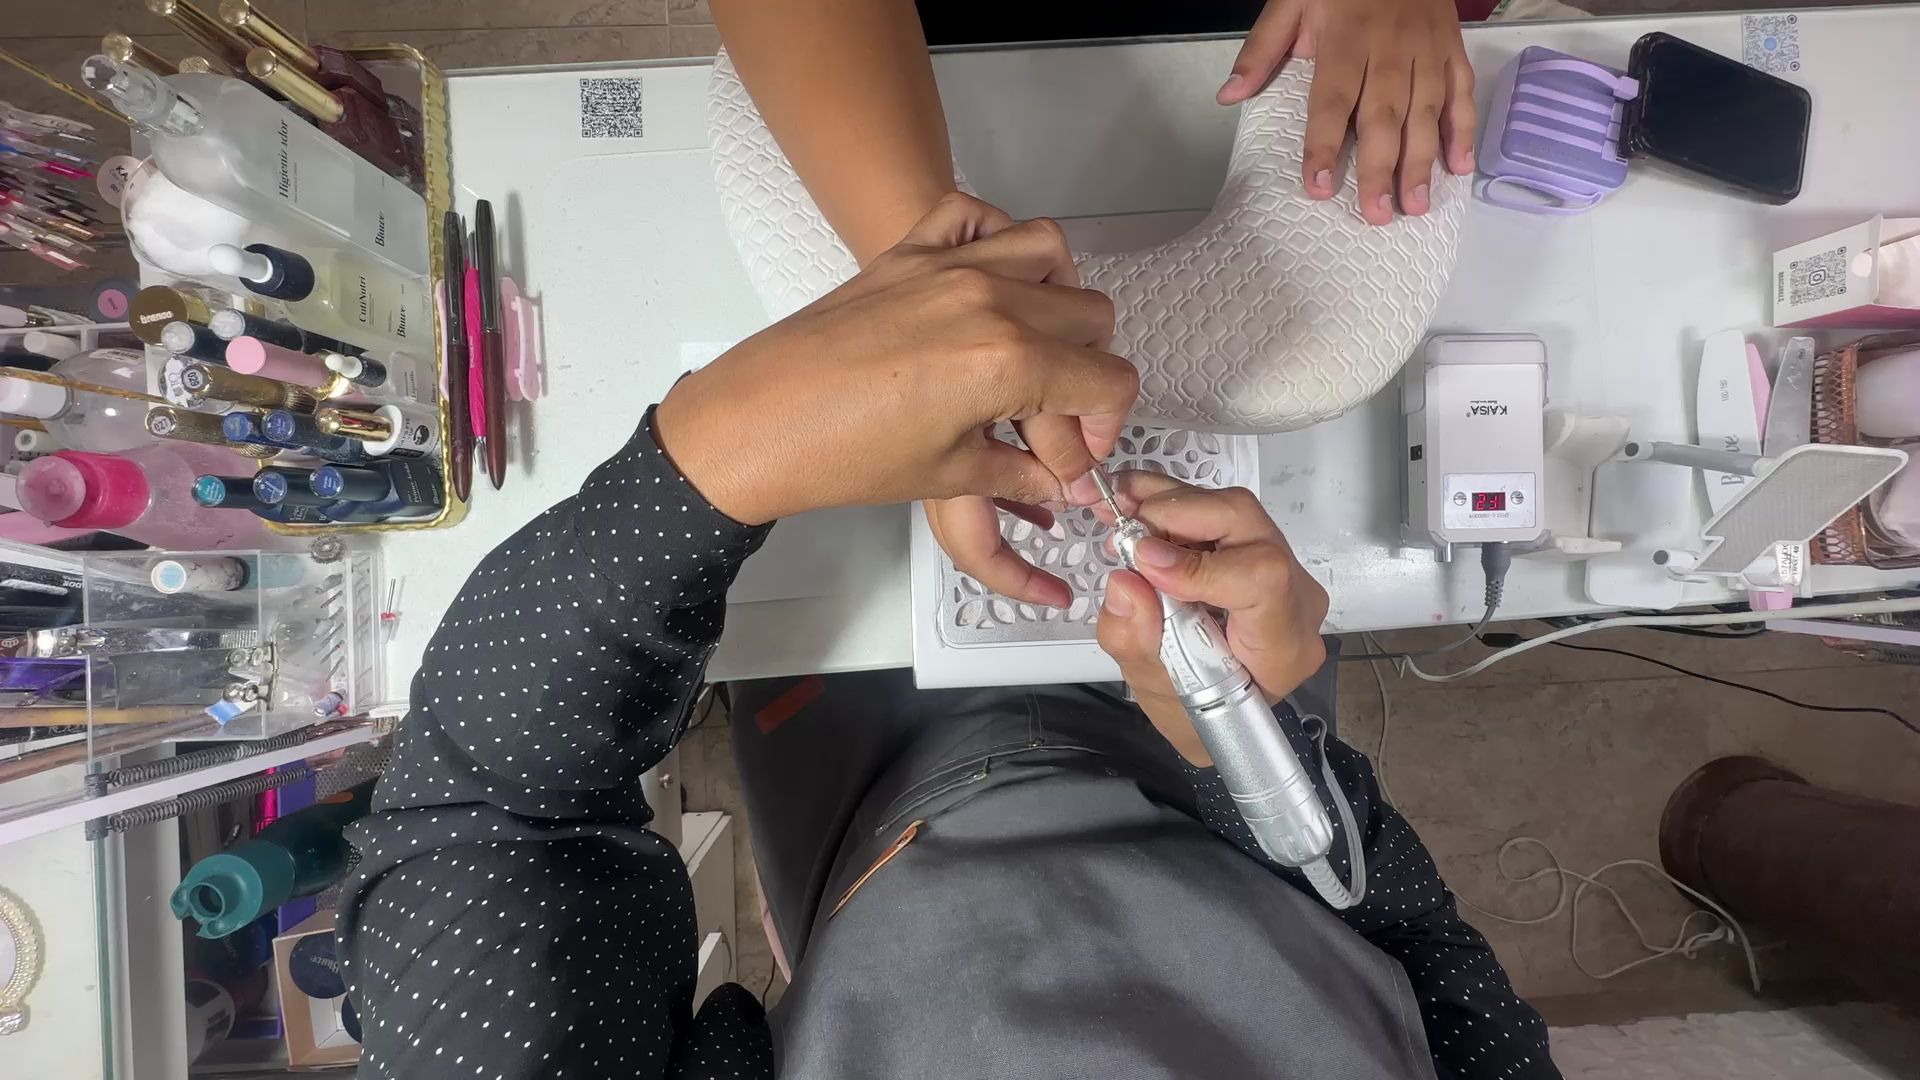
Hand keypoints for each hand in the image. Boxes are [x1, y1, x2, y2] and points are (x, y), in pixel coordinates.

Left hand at [656, 193, 1135, 526]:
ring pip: (1053, 251)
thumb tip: (1062, 484)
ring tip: (1033, 348)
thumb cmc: (846, 456)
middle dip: (1088, 374)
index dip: (1107, 428)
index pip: (1108, 382)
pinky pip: (977, 214)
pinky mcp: (911, 250)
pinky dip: (999, 240)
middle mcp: (990, 298)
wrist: (760, 422)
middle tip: (1052, 417)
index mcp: (1007, 361)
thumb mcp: (948, 475)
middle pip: (1093, 318)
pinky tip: (988, 286)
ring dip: (1060, 300)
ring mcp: (950, 263)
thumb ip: (1023, 473)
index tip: (1080, 456)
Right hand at [1093, 472, 1329, 765]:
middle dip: (1178, 515)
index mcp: (1281, 646)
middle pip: (1247, 525)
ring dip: (1168, 501)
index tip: (1141, 561)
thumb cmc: (1192, 709)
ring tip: (1118, 508)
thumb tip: (1125, 580)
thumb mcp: (1153, 687)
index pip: (1261, 579)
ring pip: (1231, 508)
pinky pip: (1218, 509)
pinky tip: (1133, 502)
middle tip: (1124, 528)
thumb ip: (1136, 638)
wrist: (1214, 708)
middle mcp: (1293, 598)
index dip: (1199, 563)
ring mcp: (1279, 566)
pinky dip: (1170, 500)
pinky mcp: (1254, 547)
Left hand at [1217, 0, 1475, 225]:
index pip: (1331, 104)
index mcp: (1346, 41)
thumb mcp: (1291, 0)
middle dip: (1381, 169)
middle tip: (1376, 215)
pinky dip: (1463, 129)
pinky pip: (1461, 90)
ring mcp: (1426, 48)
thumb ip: (1262, 48)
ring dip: (1423, 160)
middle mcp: (1390, 48)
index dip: (1324, 147)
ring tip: (1415, 205)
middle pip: (1384, 116)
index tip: (1320, 189)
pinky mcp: (1452, 45)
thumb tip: (1229, 95)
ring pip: (1426, 110)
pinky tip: (1459, 167)